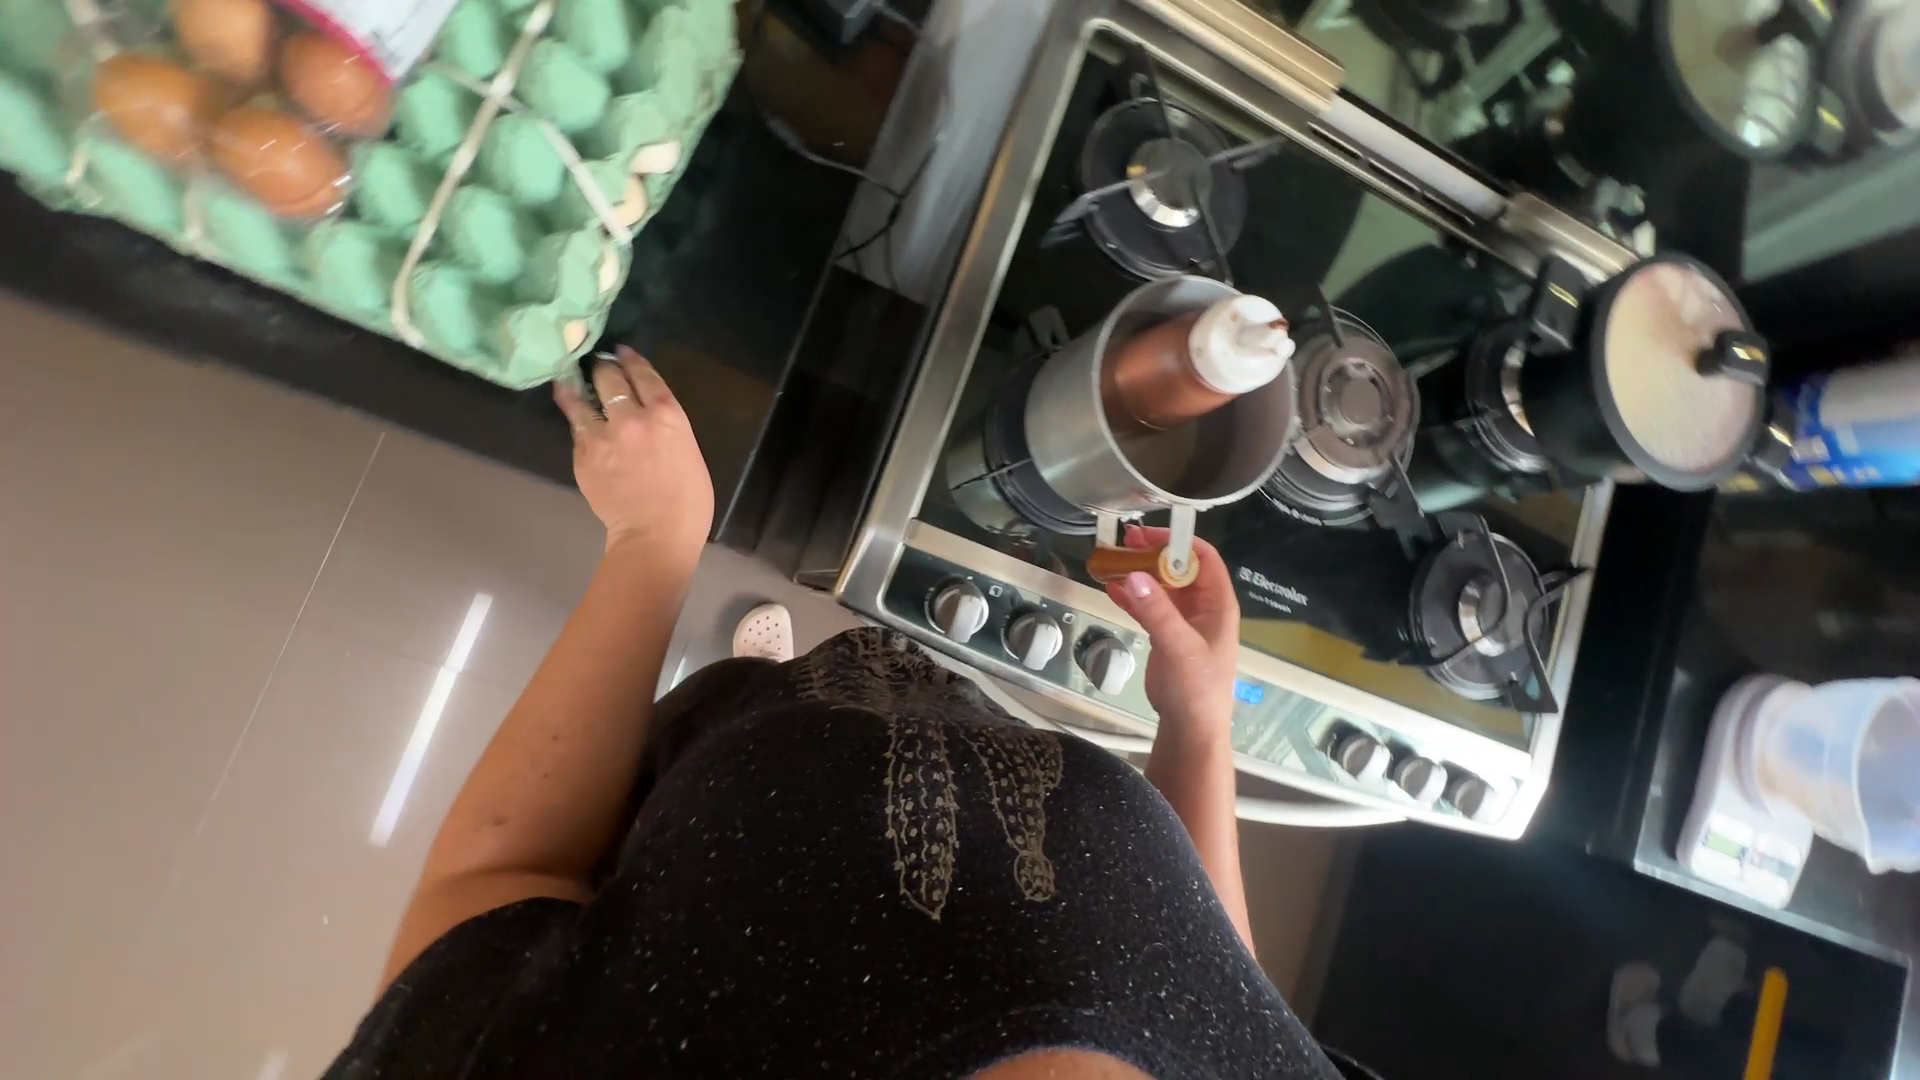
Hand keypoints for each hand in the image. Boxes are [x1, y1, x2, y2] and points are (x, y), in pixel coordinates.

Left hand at [554, 346, 712, 565]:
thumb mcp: (690, 453)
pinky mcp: (582, 456)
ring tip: (572, 379)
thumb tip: (648, 416)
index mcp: (667, 416)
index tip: (622, 351)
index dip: (631, 359)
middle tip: (599, 364)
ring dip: (578, 386)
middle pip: (609, 378)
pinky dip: (577, 418)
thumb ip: (667, 428)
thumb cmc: (689, 501)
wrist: (656, 536)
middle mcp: (632, 418)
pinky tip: (574, 411)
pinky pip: (577, 429)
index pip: (644, 375)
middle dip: (604, 367)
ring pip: (582, 398)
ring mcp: (602, 436)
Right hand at [1103, 524, 1239, 740]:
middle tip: (1123, 542)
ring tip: (1111, 560)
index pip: (1203, 558)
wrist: (1189, 728)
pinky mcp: (1165, 634)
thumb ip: (1156, 611)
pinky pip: (1147, 606)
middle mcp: (1202, 607)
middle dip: (1152, 553)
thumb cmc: (1197, 688)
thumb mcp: (1179, 646)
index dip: (1178, 541)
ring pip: (1160, 585)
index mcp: (1217, 604)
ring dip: (1138, 572)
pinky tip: (1110, 588)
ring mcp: (1182, 620)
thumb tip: (1133, 575)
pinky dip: (1130, 595)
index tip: (1147, 535)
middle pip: (1178, 568)